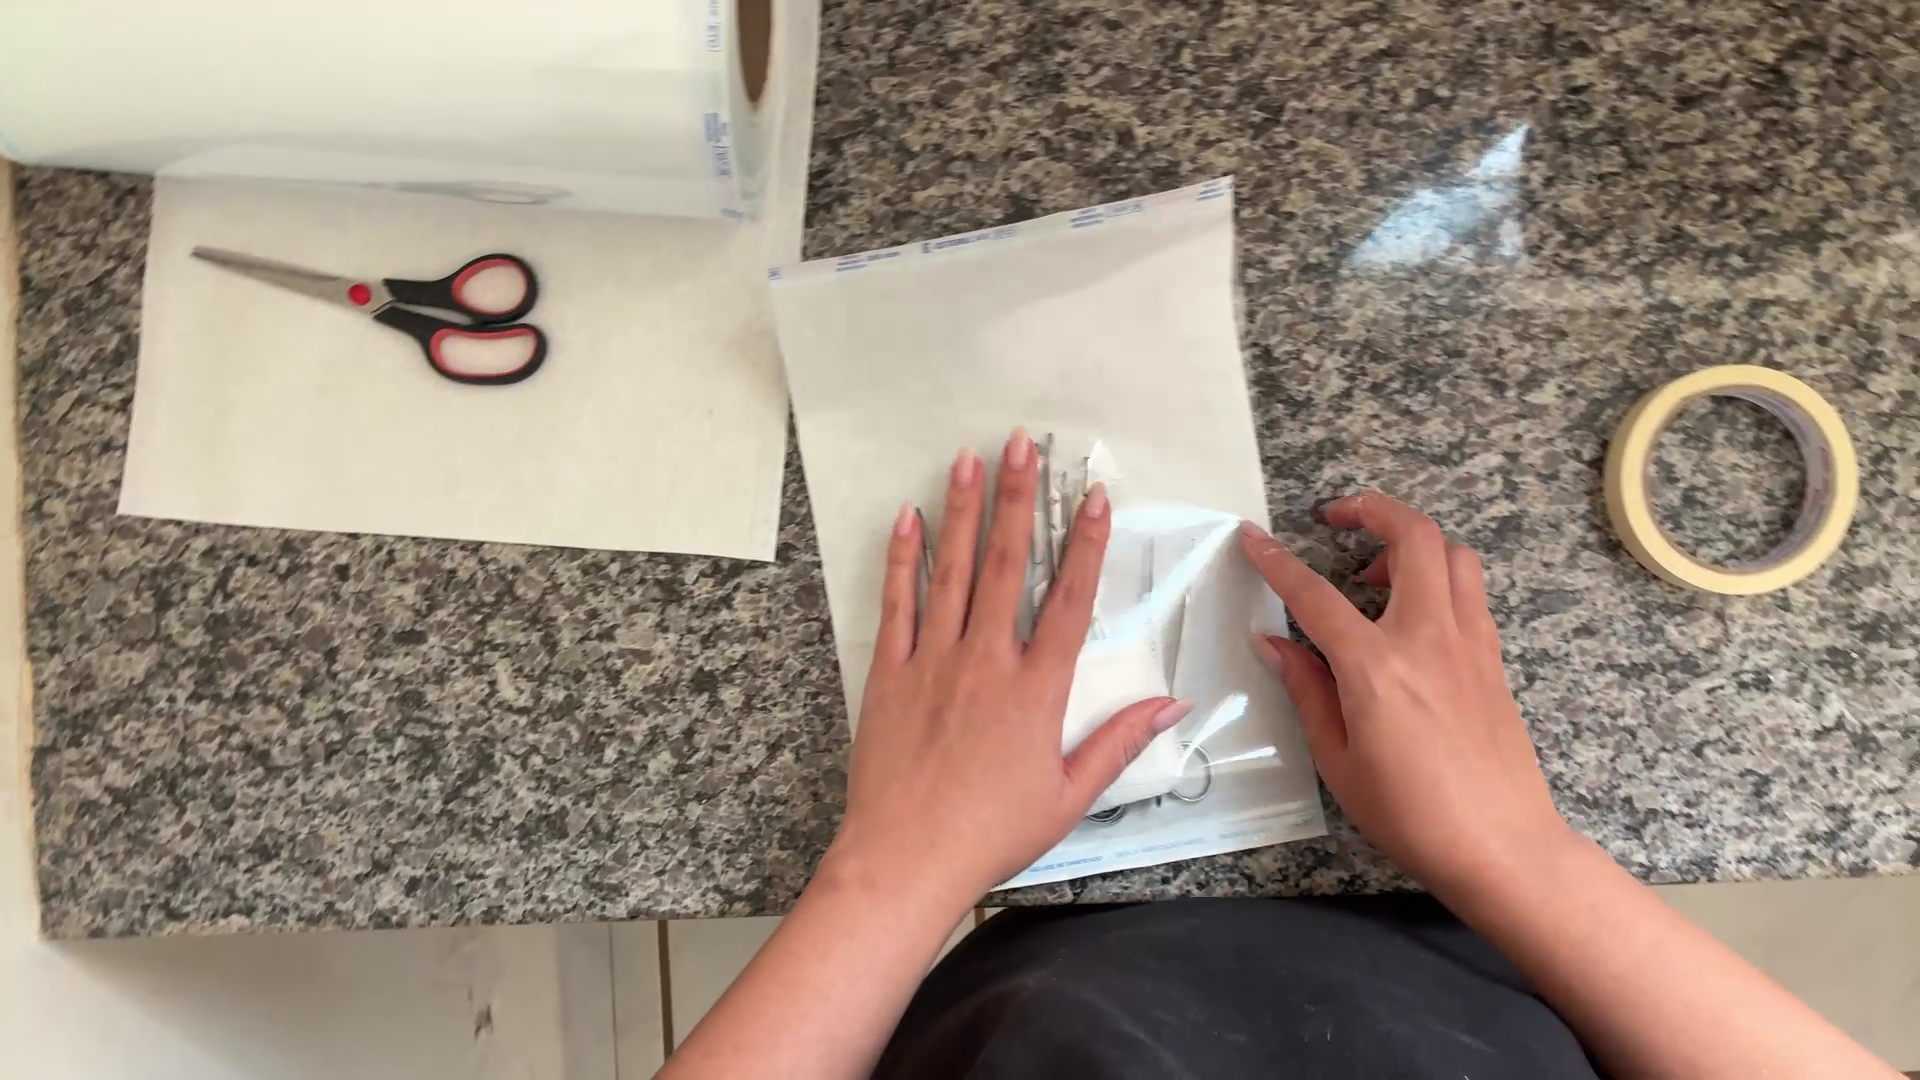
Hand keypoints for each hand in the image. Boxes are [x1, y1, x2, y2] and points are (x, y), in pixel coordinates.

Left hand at [825, 429, 1192, 904]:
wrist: (905, 860)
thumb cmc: (991, 832)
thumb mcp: (1068, 796)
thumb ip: (1119, 741)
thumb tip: (1173, 703)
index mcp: (1036, 689)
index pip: (1070, 600)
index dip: (1086, 544)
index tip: (1094, 496)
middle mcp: (986, 659)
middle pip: (1008, 564)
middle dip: (1018, 498)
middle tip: (1021, 444)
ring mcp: (932, 659)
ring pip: (951, 571)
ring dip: (962, 510)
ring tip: (968, 458)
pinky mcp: (889, 671)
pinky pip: (896, 603)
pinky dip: (902, 558)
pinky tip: (908, 517)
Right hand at [1239, 492, 1574, 902]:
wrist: (1505, 849)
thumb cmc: (1408, 812)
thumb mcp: (1336, 758)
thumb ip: (1305, 688)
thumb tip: (1273, 642)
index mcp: (1376, 668)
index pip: (1313, 595)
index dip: (1275, 561)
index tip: (1250, 535)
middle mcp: (1428, 639)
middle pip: (1415, 538)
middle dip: (1371, 510)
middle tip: (1334, 516)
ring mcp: (1470, 644)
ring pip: (1454, 554)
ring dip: (1411, 539)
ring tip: (1372, 566)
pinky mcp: (1494, 658)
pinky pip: (1468, 590)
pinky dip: (1437, 574)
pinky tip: (1407, 608)